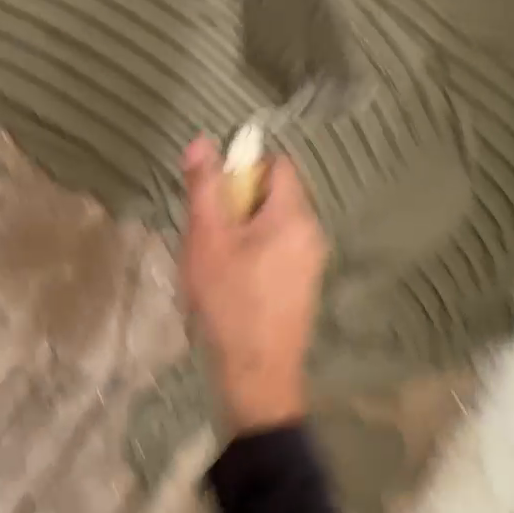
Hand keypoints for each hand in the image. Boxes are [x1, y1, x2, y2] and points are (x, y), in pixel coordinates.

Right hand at [178, 135, 327, 433]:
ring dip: (239, 225)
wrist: (254, 372)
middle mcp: (311, 234)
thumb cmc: (227, 297)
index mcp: (293, 217)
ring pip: (270, 221)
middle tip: (205, 224)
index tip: (213, 188)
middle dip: (235, 199)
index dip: (242, 164)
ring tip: (211, 251)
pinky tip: (227, 275)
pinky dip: (250, 248)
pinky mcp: (301, 285)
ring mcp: (310, 262)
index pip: (277, 164)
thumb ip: (204, 185)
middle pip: (272, 192)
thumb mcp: (205, 235)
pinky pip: (275, 246)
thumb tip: (202, 140)